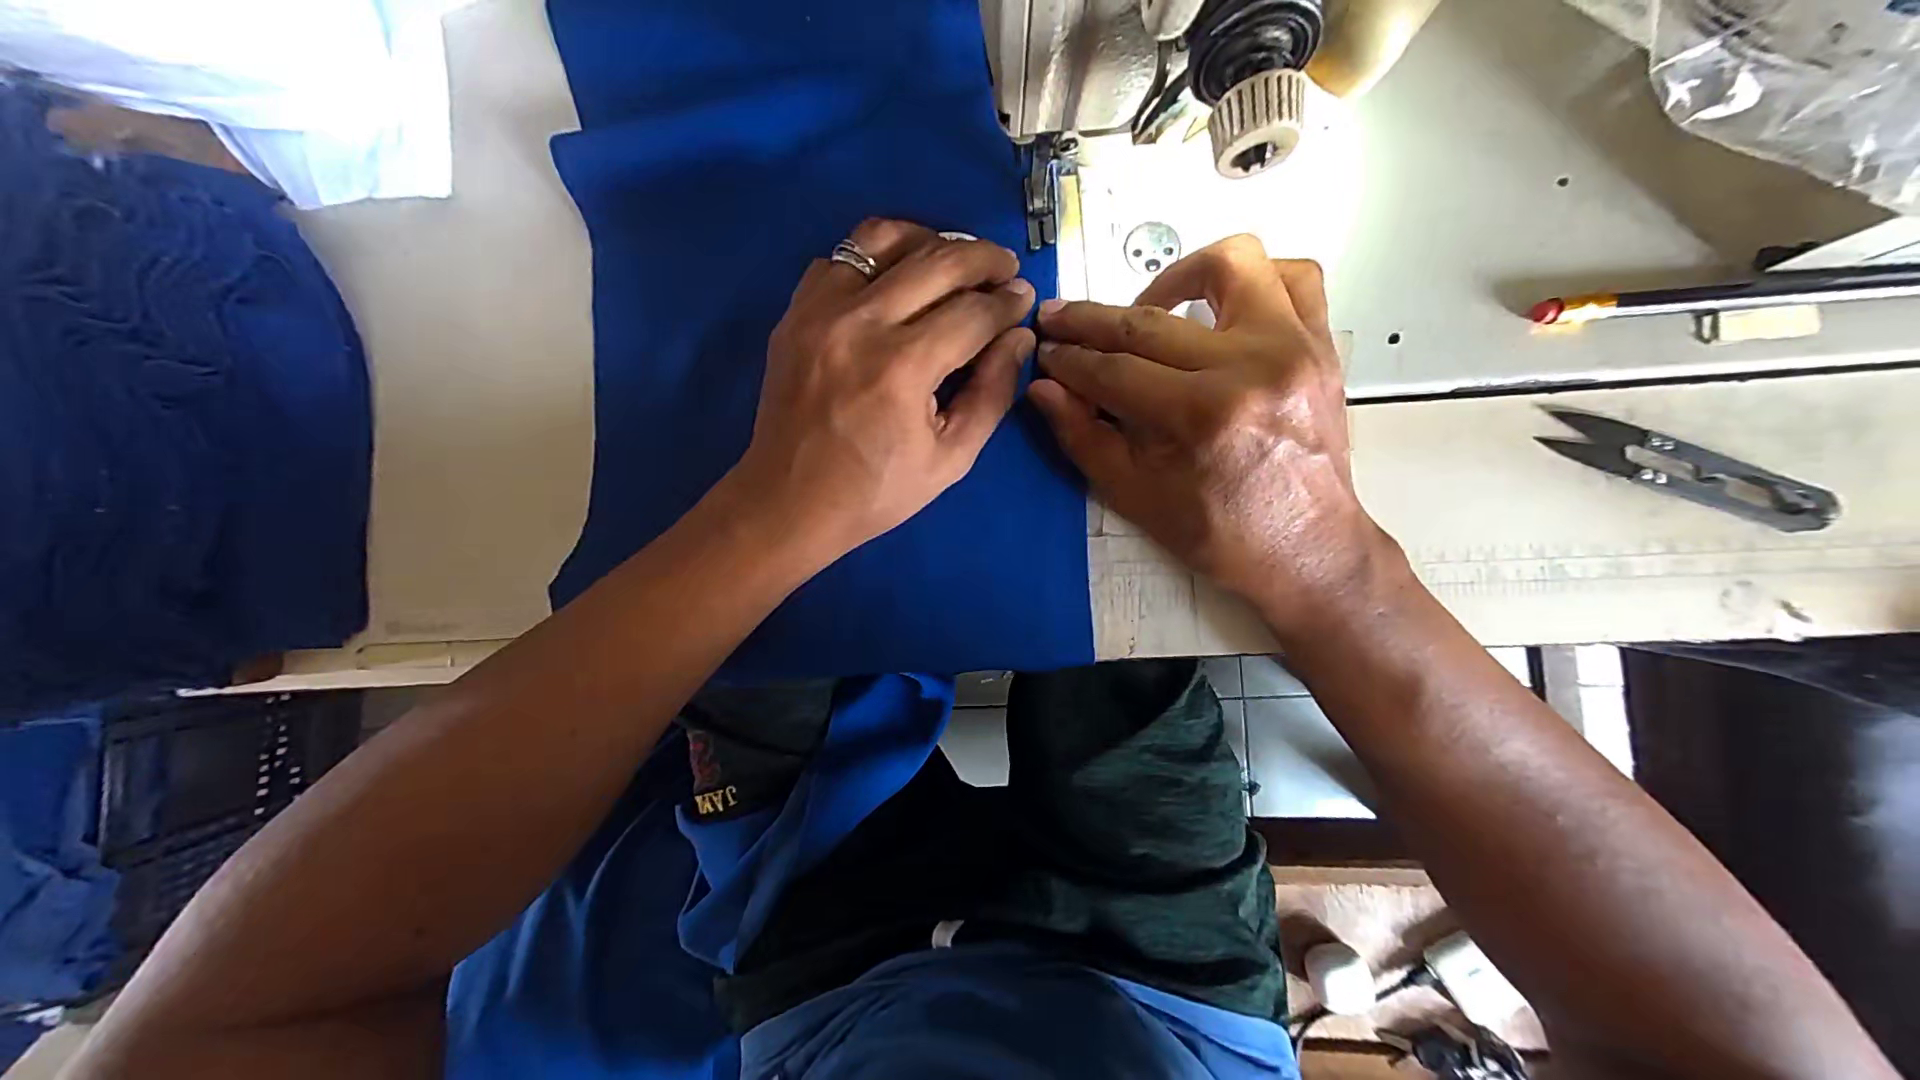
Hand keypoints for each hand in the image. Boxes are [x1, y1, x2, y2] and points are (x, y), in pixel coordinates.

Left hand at [729, 218, 1036, 563]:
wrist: (790, 501)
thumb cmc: (876, 491)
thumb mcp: (951, 459)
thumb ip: (993, 393)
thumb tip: (1018, 336)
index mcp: (902, 368)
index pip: (973, 312)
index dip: (1008, 303)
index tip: (1023, 300)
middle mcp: (860, 323)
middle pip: (937, 261)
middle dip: (984, 258)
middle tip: (1005, 268)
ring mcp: (820, 311)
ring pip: (884, 239)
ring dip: (930, 241)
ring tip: (954, 260)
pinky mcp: (795, 313)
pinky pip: (840, 258)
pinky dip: (875, 258)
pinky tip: (895, 280)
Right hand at [1028, 235, 1399, 640]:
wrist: (1304, 547)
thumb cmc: (1216, 533)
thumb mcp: (1133, 494)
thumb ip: (1082, 435)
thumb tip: (1042, 386)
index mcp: (1201, 415)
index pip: (1113, 370)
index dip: (1068, 360)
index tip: (1043, 351)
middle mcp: (1250, 366)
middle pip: (1151, 322)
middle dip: (1091, 321)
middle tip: (1060, 322)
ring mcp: (1294, 347)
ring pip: (1232, 264)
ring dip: (1176, 276)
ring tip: (1147, 307)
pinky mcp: (1320, 346)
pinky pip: (1294, 277)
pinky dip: (1253, 278)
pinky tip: (1218, 308)